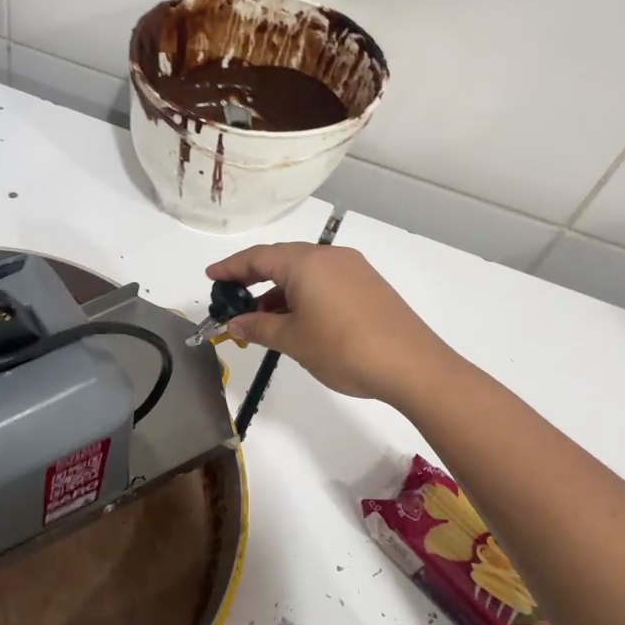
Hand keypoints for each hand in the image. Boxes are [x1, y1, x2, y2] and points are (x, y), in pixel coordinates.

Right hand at [206, 242, 461, 403]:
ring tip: (261, 317)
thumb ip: (258, 327)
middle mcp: (329, 257)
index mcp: (305, 262)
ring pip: (304, 272)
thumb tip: (236, 323)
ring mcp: (353, 270)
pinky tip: (296, 319)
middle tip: (231, 296)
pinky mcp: (369, 287)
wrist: (413, 367)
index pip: (257, 257)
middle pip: (281, 260)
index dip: (230, 268)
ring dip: (278, 290)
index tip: (210, 277)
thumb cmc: (343, 348)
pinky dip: (302, 295)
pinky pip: (324, 281)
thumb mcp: (292, 340)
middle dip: (253, 278)